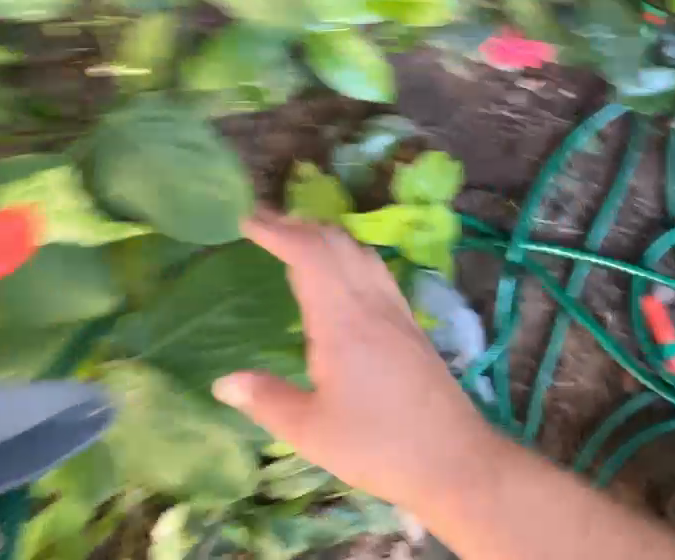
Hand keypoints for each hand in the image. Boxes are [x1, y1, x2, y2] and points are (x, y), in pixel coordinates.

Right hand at [213, 212, 501, 509]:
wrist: (452, 454)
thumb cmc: (377, 445)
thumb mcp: (311, 431)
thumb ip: (266, 400)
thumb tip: (223, 381)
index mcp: (341, 319)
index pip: (308, 253)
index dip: (277, 230)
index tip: (247, 219)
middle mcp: (370, 301)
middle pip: (335, 242)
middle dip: (298, 225)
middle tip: (262, 224)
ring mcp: (394, 307)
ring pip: (359, 250)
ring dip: (326, 236)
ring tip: (296, 239)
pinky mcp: (409, 320)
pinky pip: (375, 269)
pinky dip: (349, 254)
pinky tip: (341, 272)